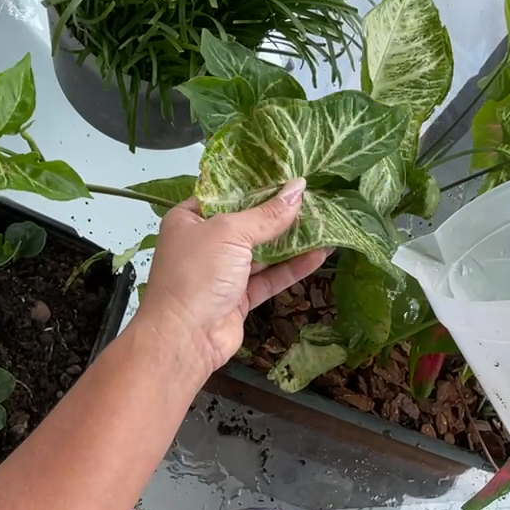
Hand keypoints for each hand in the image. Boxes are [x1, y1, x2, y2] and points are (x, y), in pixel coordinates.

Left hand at [130, 178, 328, 373]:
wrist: (185, 338)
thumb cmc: (196, 276)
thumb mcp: (230, 233)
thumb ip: (267, 215)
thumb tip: (298, 189)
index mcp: (189, 219)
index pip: (225, 193)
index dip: (255, 183)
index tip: (287, 171)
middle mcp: (204, 243)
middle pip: (248, 222)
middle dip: (279, 212)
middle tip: (313, 196)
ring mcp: (222, 272)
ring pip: (262, 251)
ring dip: (292, 240)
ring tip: (324, 222)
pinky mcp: (239, 297)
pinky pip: (269, 278)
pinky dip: (293, 267)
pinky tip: (319, 254)